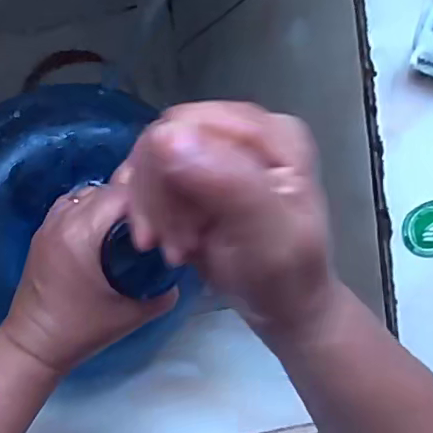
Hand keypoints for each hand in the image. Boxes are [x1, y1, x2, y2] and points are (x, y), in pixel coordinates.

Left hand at [0, 183, 177, 375]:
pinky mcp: (43, 231)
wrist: (33, 345)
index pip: (123, 194)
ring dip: (112, 202)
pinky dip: (92, 208)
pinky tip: (106, 228)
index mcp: (81, 233)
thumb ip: (162, 294)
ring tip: (132, 225)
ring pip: (89, 192)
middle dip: (134, 200)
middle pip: (107, 189)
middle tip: (155, 223)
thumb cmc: (81, 330)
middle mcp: (63, 219)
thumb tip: (179, 276)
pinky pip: (73, 204)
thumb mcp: (130, 315)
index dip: (149, 202)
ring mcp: (49, 223)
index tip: (166, 221)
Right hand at [114, 102, 336, 338]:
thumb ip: (226, 183)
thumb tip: (168, 137)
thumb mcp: (266, 236)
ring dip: (152, 210)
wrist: (286, 306)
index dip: (163, 176)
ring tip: (174, 251)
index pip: (187, 126)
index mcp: (272, 133)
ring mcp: (220, 148)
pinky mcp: (199, 169)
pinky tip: (158, 238)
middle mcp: (244, 129)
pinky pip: (150, 174)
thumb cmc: (283, 276)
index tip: (171, 236)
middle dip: (157, 198)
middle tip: (173, 249)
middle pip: (164, 139)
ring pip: (151, 159)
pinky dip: (147, 210)